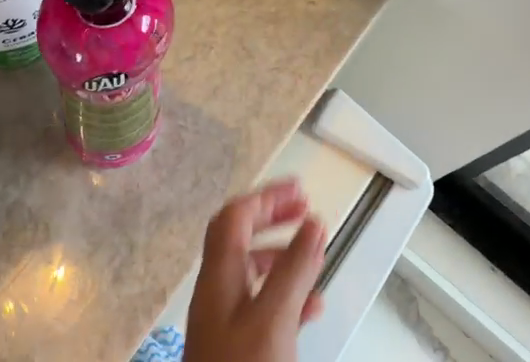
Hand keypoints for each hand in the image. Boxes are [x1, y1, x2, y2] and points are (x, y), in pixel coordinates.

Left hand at [184, 180, 326, 361]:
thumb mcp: (273, 315)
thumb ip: (294, 269)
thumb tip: (313, 223)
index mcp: (219, 271)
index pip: (237, 214)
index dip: (268, 196)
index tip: (299, 189)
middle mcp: (216, 287)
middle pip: (241, 235)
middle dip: (274, 217)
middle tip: (304, 211)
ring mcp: (222, 314)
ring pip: (253, 269)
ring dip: (283, 255)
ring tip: (313, 257)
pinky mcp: (233, 341)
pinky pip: (260, 302)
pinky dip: (285, 293)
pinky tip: (309, 305)